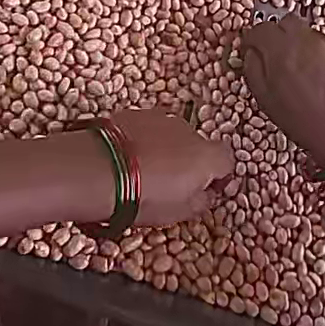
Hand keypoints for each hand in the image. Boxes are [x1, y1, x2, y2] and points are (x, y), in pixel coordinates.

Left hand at [103, 109, 230, 225]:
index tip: (207, 190)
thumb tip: (206, 194)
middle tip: (169, 185)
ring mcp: (158, 118)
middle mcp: (187, 129)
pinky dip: (141, 140)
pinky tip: (125, 158)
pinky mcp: (132, 113)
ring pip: (170, 135)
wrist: (97, 169)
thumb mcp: (179, 212)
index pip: (226, 160)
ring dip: (163, 149)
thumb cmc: (144, 197)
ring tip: (142, 172)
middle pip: (196, 145)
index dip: (219, 176)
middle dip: (188, 162)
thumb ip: (201, 201)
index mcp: (206, 156)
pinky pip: (145, 129)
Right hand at [240, 15, 324, 162]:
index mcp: (281, 51)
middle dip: (276, 33)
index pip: (260, 28)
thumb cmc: (300, 120)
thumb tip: (251, 52)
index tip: (250, 47)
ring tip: (296, 67)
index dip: (252, 38)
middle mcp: (305, 41)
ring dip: (297, 42)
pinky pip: (324, 46)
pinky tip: (315, 75)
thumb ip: (252, 67)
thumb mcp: (264, 98)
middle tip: (272, 52)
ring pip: (306, 32)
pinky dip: (315, 54)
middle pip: (286, 21)